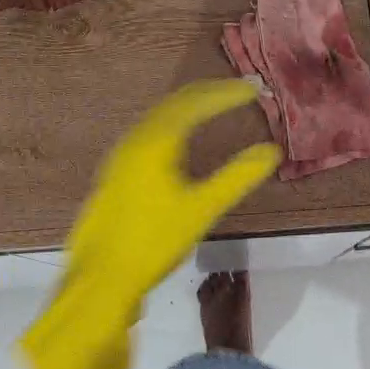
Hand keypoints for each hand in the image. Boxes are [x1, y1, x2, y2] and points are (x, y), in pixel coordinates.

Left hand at [20, 80, 280, 368]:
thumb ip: (236, 177)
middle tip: (238, 91)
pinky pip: (149, 132)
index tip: (253, 88)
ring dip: (189, 108)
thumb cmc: (152, 243)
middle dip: (208, 94)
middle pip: (175, 103)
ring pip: (159, 117)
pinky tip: (181, 141)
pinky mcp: (114, 172)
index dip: (226, 93)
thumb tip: (270, 151)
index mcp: (156, 142)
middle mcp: (135, 140)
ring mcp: (120, 156)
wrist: (99, 280)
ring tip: (214, 107)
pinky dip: (173, 125)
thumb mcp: (201, 210)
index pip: (195, 102)